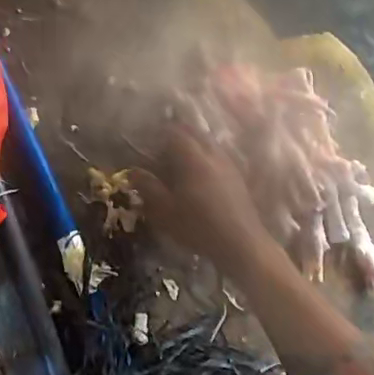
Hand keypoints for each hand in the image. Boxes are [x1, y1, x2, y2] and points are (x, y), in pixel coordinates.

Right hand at [134, 126, 276, 275]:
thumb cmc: (198, 226)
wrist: (240, 242)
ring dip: (194, 145)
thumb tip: (133, 171)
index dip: (159, 133)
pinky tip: (200, 175)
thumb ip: (148, 187)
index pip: (175, 132)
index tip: (148, 141)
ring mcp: (229, 164)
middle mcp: (213, 154)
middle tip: (162, 148)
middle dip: (178, 135)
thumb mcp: (165, 210)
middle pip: (195, 133)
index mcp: (193, 157)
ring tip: (180, 161)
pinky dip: (206, 157)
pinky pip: (219, 156)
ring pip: (209, 143)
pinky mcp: (238, 176)